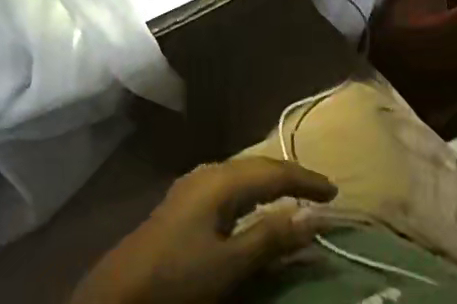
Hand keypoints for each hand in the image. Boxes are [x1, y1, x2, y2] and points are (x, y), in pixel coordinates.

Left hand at [70, 157, 338, 303]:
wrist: (121, 291)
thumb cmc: (180, 275)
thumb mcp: (231, 263)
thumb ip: (271, 237)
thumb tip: (312, 216)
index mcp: (221, 180)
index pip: (273, 171)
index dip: (305, 180)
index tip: (335, 191)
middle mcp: (207, 173)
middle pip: (256, 166)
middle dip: (289, 175)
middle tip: (319, 190)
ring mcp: (192, 186)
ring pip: (241, 174)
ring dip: (269, 182)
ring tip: (293, 194)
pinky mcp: (184, 202)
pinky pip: (228, 185)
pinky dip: (250, 191)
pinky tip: (253, 205)